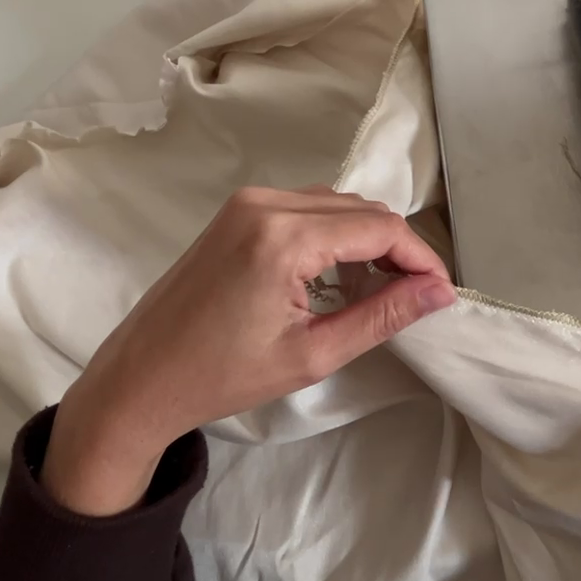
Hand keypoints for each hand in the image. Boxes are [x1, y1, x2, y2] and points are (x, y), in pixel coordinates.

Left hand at [42, 187, 456, 515]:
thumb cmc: (221, 377)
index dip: (420, 257)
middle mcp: (267, 202)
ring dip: (368, 237)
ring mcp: (248, 201)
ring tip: (382, 286)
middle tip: (415, 295)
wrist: (138, 379)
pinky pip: (308, 207)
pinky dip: (336, 232)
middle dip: (398, 248)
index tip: (442, 292)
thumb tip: (438, 292)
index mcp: (284, 236)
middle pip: (361, 209)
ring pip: (337, 203)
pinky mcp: (238, 210)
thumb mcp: (312, 354)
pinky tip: (340, 271)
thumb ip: (382, 316)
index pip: (379, 227)